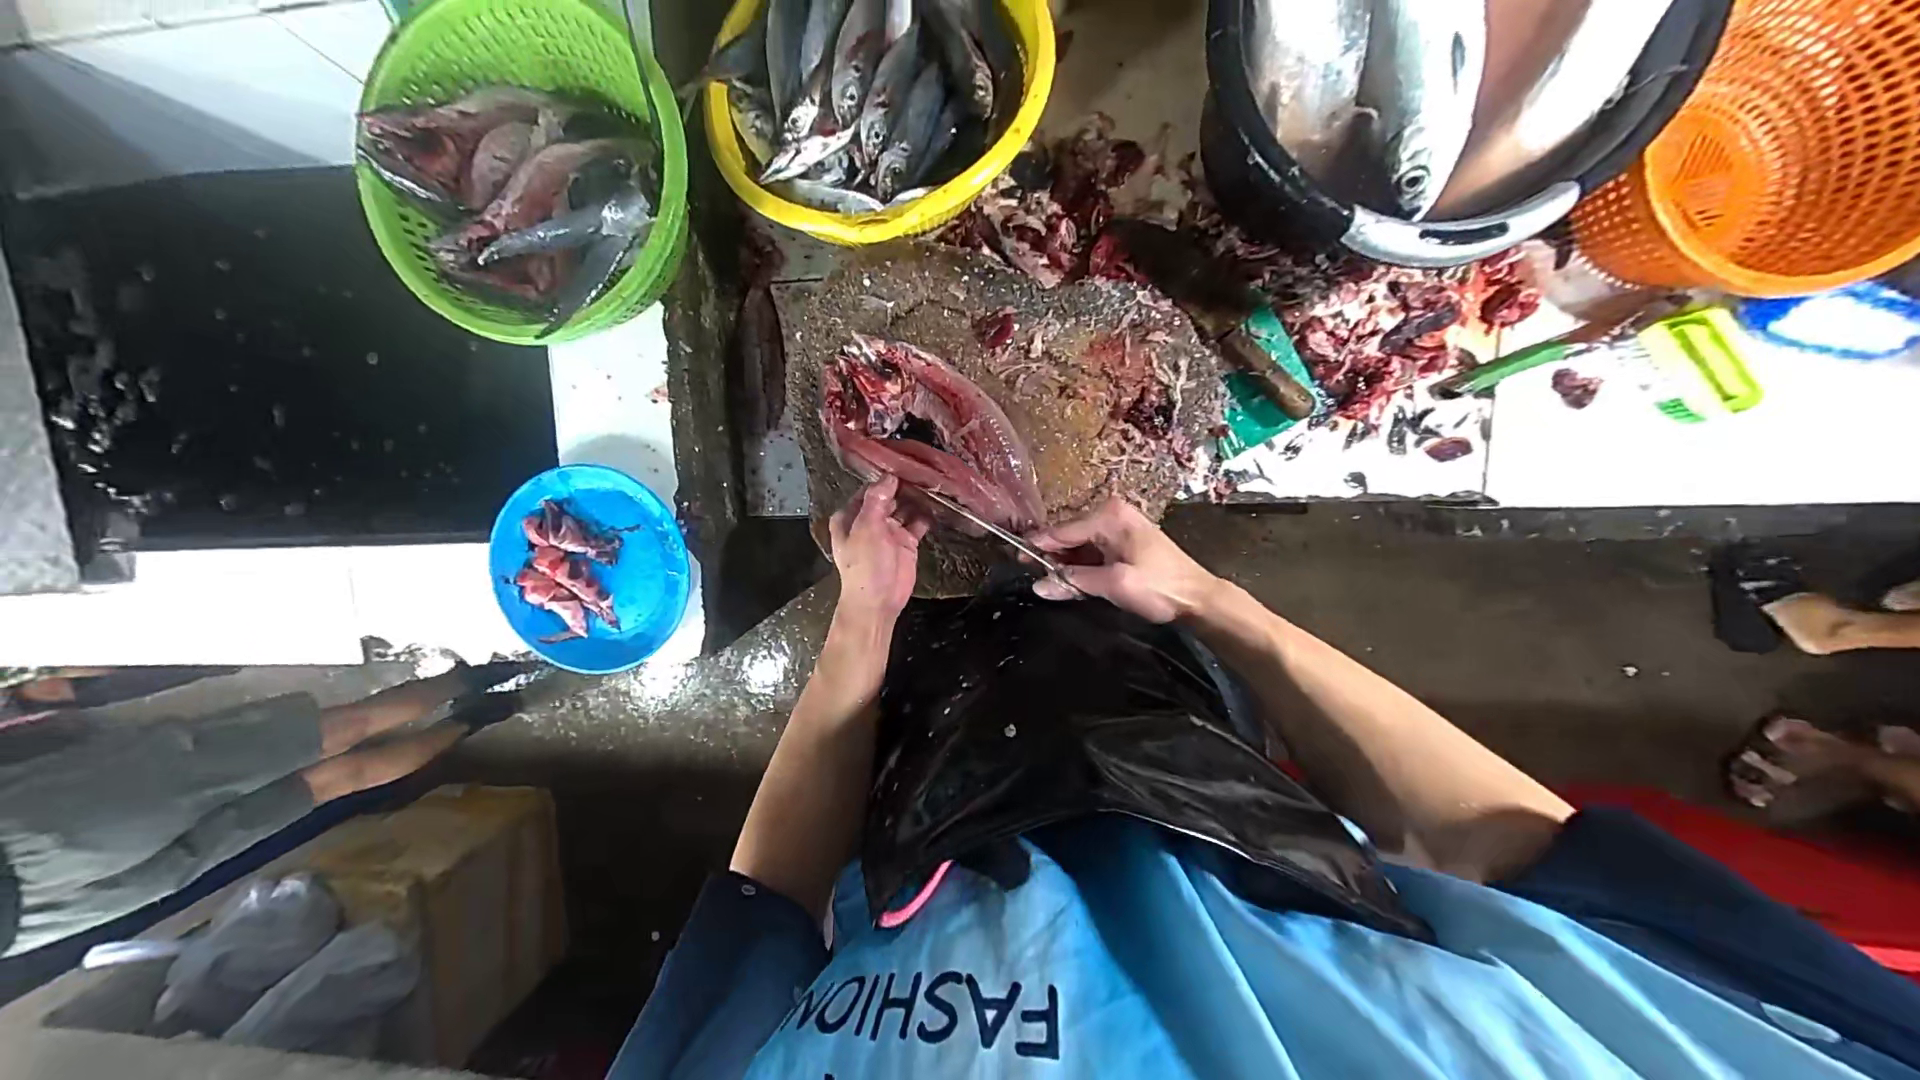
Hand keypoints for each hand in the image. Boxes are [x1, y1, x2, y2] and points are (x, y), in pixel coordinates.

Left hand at [829, 475, 927, 630]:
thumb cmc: (864, 565)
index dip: (883, 477)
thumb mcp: (866, 527)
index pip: (868, 489)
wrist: (878, 601)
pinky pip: (918, 523)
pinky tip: (937, 503)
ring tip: (933, 482)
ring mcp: (889, 531)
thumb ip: (877, 499)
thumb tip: (889, 477)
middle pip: (888, 496)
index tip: (902, 463)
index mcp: (851, 516)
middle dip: (903, 485)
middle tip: (923, 469)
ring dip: (916, 498)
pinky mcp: (906, 542)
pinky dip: (926, 514)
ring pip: (904, 507)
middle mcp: (870, 520)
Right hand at [1027, 498, 1220, 623]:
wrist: (1199, 598)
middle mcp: (1113, 515)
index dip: (1038, 546)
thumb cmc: (1160, 587)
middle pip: (1069, 536)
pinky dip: (1081, 566)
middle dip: (1051, 557)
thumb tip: (1039, 585)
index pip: (1062, 530)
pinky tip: (1071, 582)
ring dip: (1066, 564)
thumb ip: (1073, 581)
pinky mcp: (1124, 544)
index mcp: (1110, 517)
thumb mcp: (1113, 584)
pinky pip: (1093, 552)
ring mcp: (1120, 529)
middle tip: (1031, 575)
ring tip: (1049, 582)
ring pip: (1080, 546)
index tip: (1015, 558)